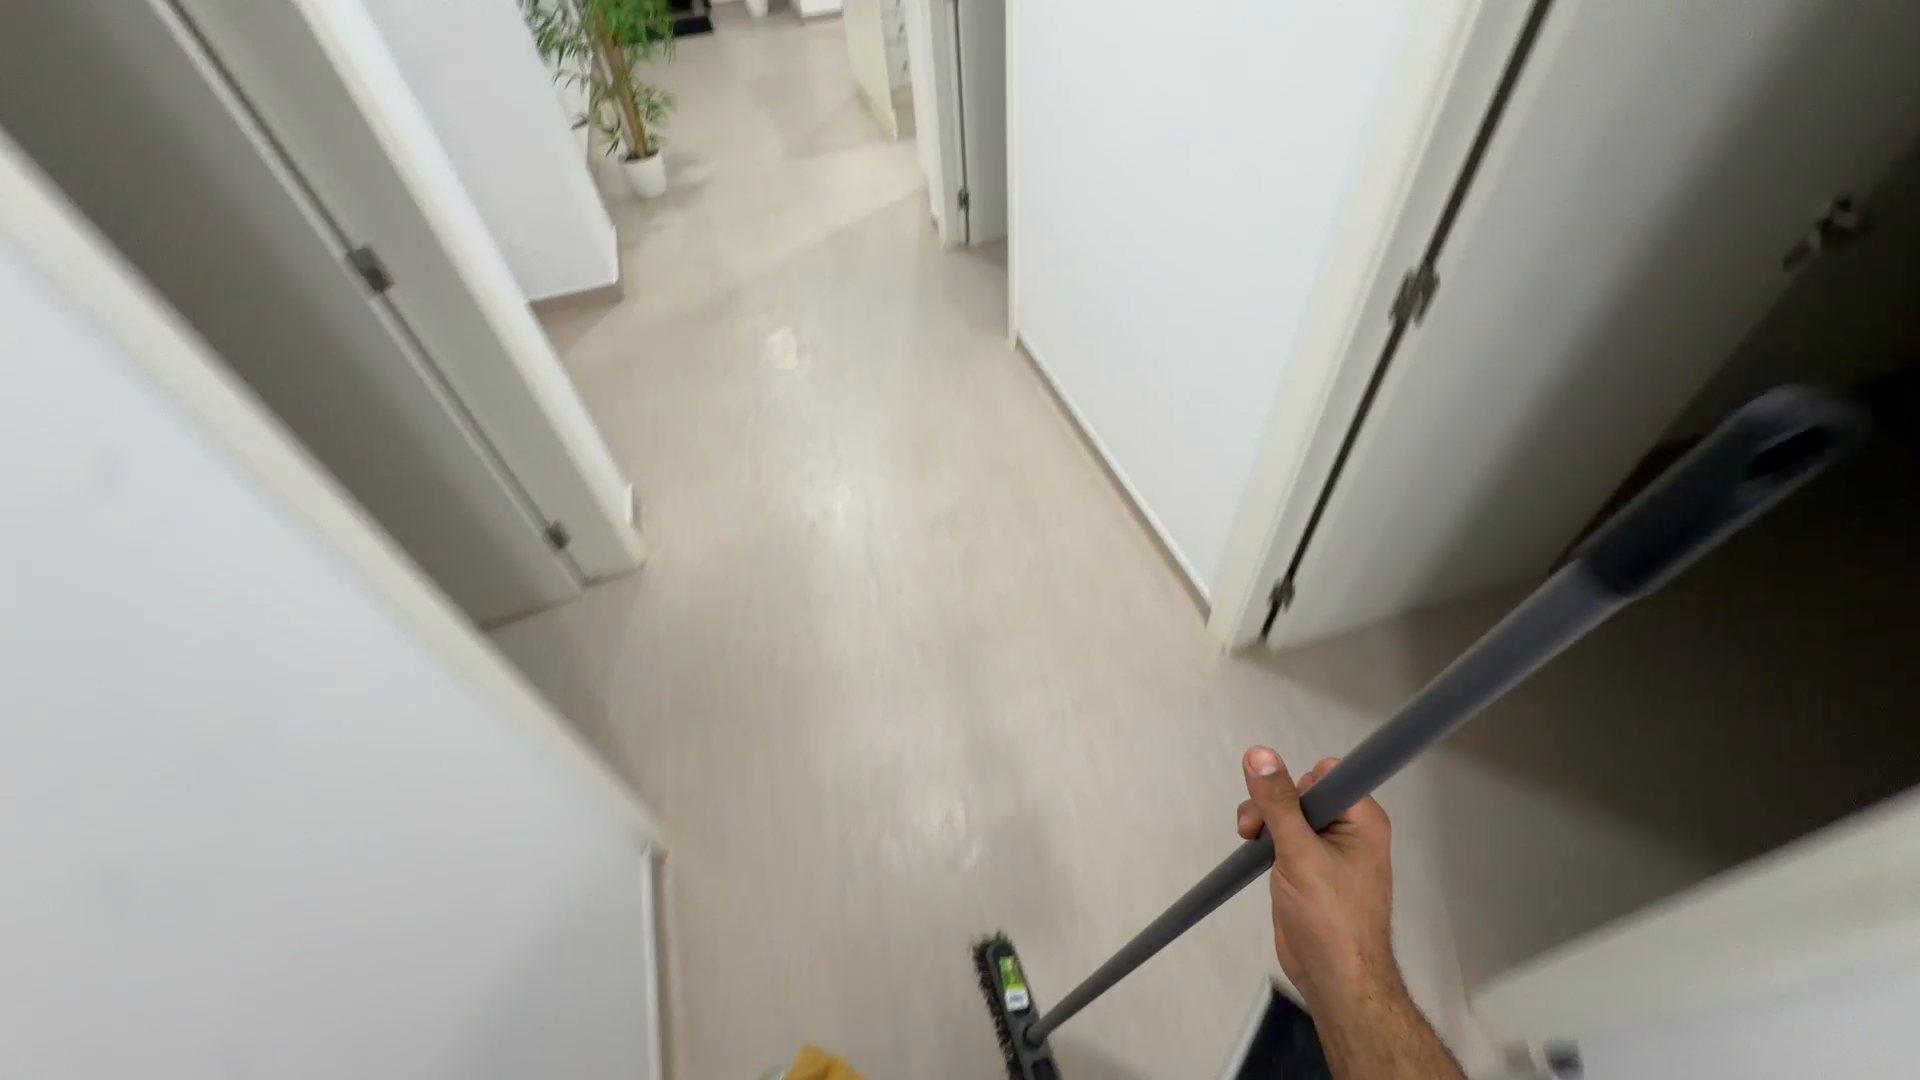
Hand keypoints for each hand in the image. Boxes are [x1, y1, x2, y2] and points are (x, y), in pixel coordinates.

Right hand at [1236, 746, 1395, 1009]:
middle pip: (1300, 787)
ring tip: (1249, 838)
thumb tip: (1259, 752)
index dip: (1298, 783)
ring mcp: (1327, 846)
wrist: (1333, 979)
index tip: (1281, 806)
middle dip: (1272, 802)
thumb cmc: (1327, 915)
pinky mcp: (1307, 862)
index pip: (1326, 773)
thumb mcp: (1299, 852)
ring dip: (1262, 817)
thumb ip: (1277, 801)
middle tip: (1256, 827)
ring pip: (1286, 808)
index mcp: (1362, 819)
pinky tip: (1253, 847)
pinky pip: (1282, 830)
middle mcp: (1348, 827)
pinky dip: (1263, 833)